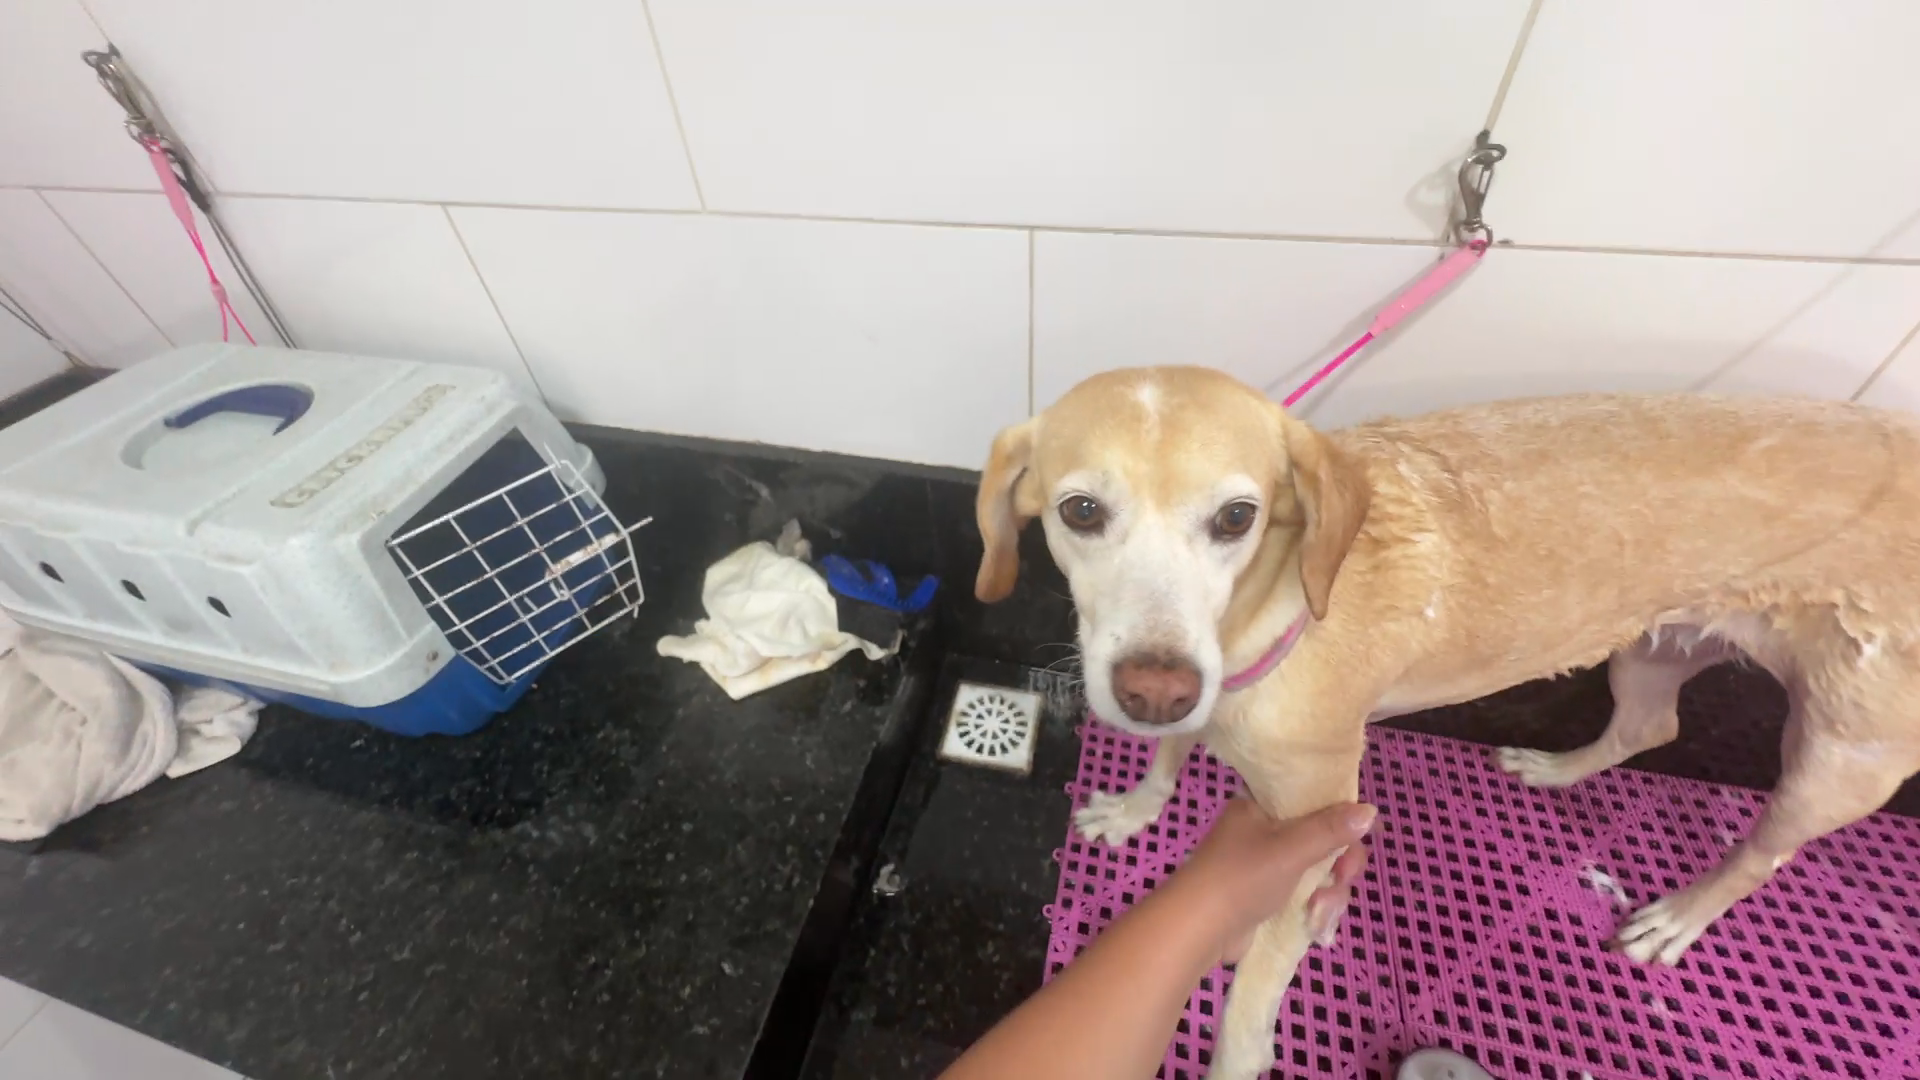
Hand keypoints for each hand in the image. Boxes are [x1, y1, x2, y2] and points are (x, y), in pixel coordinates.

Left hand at [1175, 798, 1376, 963]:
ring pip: (1318, 869)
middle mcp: (1262, 828)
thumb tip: (1370, 809)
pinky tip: (1315, 923)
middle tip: (1341, 879)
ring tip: (1318, 910)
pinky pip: (1306, 891)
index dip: (1337, 818)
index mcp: (1259, 805)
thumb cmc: (1242, 876)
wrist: (1202, 926)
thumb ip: (1329, 830)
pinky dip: (1315, 906)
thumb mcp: (1289, 849)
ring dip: (1328, 892)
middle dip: (1338, 863)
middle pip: (1320, 837)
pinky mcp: (1269, 892)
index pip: (1309, 799)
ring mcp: (1266, 862)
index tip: (1354, 840)